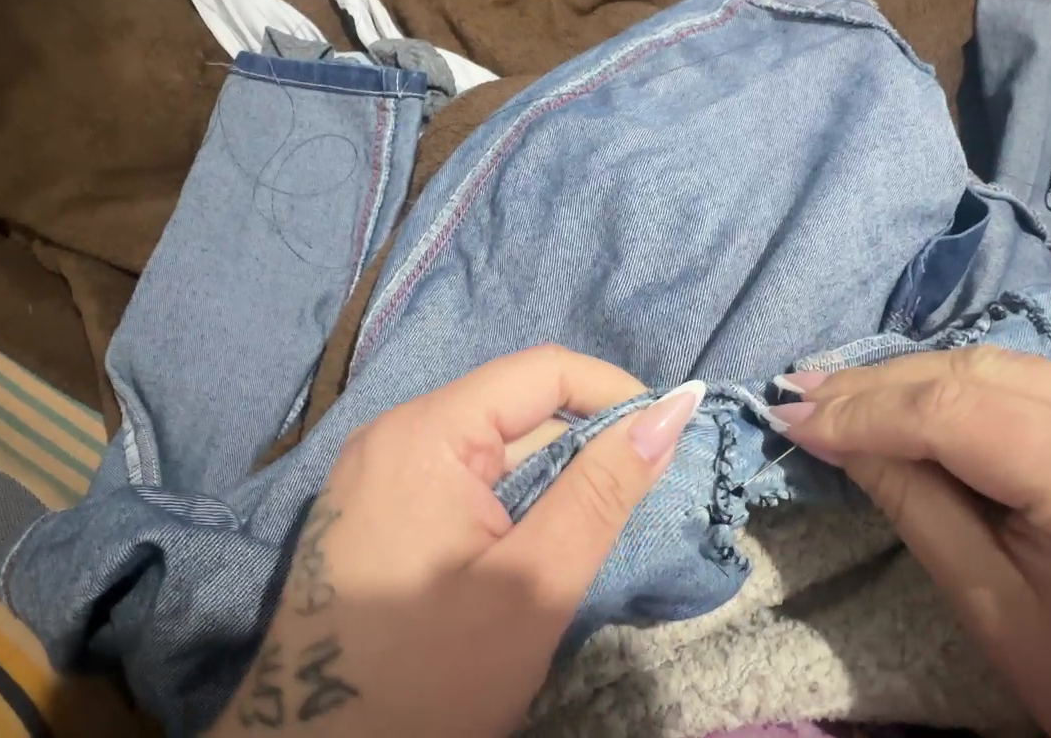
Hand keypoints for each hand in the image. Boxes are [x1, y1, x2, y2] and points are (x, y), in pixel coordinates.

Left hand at [207, 345, 701, 737]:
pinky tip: (525, 548)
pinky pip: (460, 476)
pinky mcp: (375, 504)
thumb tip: (674, 412)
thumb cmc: (429, 680)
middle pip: (516, 409)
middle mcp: (395, 430)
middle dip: (582, 446)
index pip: (542, 371)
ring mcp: (377, 467)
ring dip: (547, 480)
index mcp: (426, 432)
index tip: (667, 438)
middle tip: (630, 504)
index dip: (614, 393)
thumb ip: (605, 490)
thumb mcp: (534, 585)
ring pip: (492, 446)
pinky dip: (508, 500)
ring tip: (580, 535)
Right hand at [769, 347, 1050, 737]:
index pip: (970, 417)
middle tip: (805, 395)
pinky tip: (919, 400)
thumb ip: (912, 502)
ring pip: (1018, 369)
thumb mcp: (996, 612)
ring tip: (844, 394)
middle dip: (886, 384)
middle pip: (993, 375)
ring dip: (922, 380)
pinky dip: (974, 392)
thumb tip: (829, 431)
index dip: (869, 410)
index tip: (791, 415)